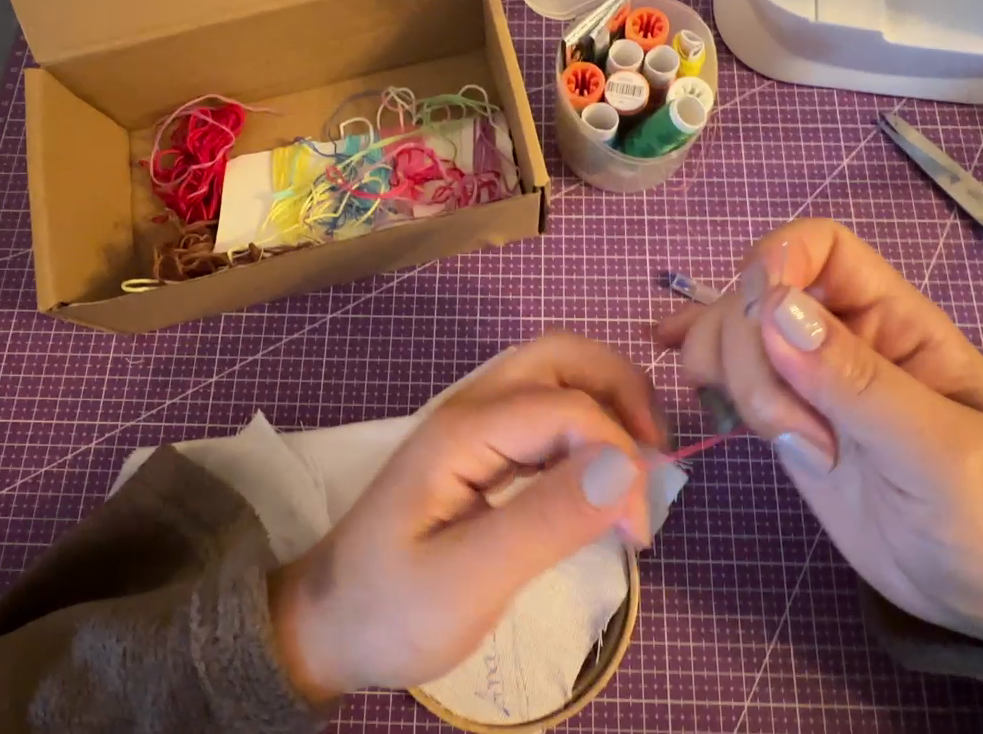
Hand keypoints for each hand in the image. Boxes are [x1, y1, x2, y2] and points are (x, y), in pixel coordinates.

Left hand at [268, 333, 666, 702]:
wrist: (327, 626)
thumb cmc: (391, 610)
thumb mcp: (468, 581)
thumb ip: (547, 520)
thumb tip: (628, 466)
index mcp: (464, 430)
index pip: (568, 407)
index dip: (620, 457)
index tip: (638, 531)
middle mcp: (470, 407)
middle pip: (561, 356)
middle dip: (622, 393)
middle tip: (655, 459)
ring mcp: (473, 423)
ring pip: (555, 376)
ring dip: (607, 405)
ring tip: (636, 468)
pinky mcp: (478, 448)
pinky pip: (543, 413)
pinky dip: (585, 429)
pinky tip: (598, 478)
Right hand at [656, 220, 982, 642]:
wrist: (979, 594)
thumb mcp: (942, 454)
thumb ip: (860, 383)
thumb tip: (775, 310)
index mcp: (896, 320)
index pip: (822, 246)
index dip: (779, 261)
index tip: (762, 318)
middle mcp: (841, 334)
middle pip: (756, 293)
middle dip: (751, 357)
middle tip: (796, 436)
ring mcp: (804, 376)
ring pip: (729, 330)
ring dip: (726, 375)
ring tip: (779, 440)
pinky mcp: (781, 414)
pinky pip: (724, 371)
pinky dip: (696, 364)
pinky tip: (685, 377)